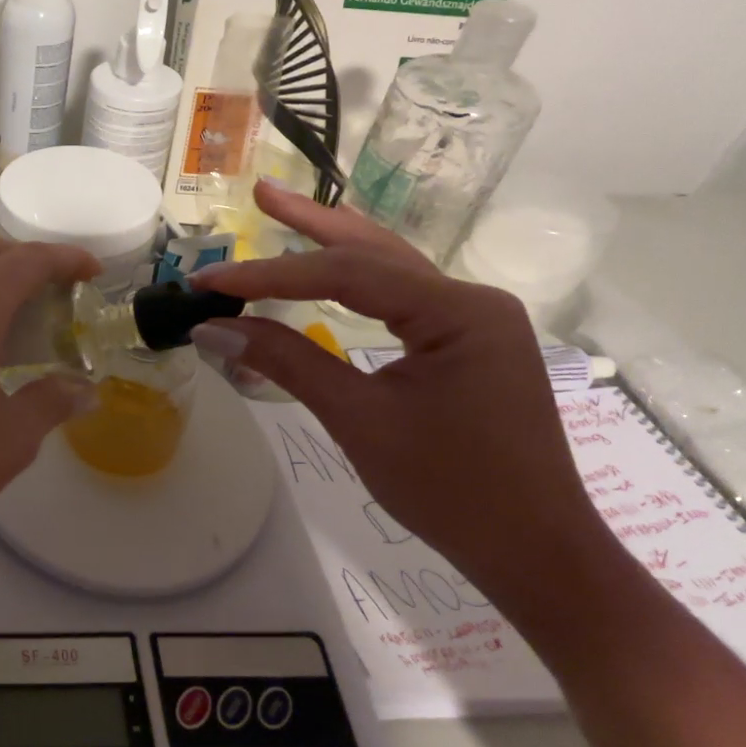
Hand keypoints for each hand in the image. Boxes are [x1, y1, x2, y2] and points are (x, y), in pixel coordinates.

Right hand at [186, 181, 603, 580]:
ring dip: (334, 243)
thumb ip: (286, 362)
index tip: (208, 280)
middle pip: (375, 249)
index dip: (268, 273)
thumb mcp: (359, 420)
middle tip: (260, 192)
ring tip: (286, 212)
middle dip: (313, 222)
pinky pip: (402, 298)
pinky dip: (357, 281)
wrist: (538, 554)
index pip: (345, 274)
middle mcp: (473, 301)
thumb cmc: (452, 490)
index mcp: (458, 311)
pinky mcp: (469, 345)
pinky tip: (332, 271)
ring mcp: (476, 322)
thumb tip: (212, 330)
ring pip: (391, 268)